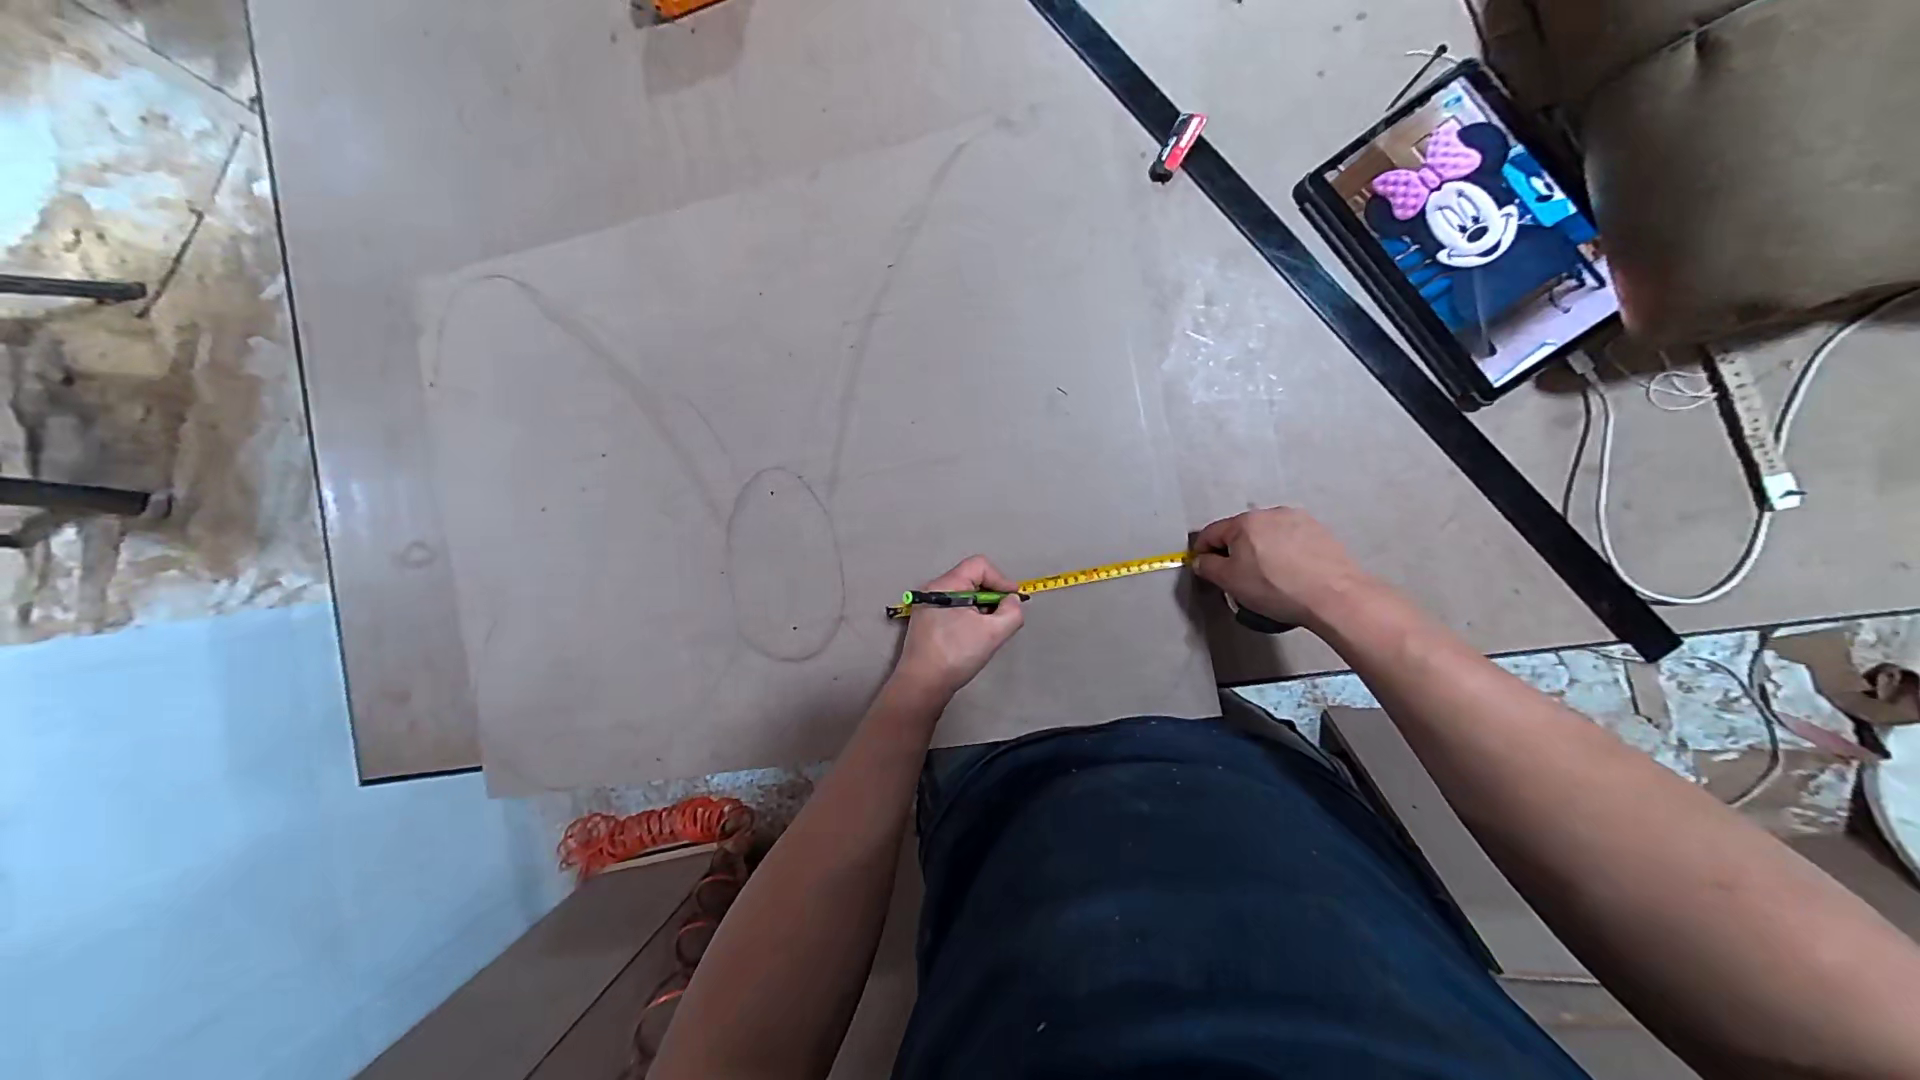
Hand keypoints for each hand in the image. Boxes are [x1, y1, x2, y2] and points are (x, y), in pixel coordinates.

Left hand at [893, 556, 1024, 696]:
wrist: (922, 685)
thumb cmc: (956, 654)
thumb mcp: (992, 632)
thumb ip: (1012, 612)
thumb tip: (1012, 601)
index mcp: (946, 585)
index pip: (979, 565)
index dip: (1000, 579)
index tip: (1013, 600)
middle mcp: (934, 591)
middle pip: (972, 579)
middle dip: (992, 595)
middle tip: (1003, 617)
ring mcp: (928, 607)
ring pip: (964, 597)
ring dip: (982, 609)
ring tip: (989, 630)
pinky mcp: (928, 623)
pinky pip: (955, 610)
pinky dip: (970, 617)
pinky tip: (974, 638)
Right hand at [1191, 507, 1376, 628]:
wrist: (1334, 596)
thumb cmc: (1279, 588)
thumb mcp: (1229, 581)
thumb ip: (1207, 567)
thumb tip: (1203, 561)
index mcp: (1245, 522)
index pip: (1211, 533)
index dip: (1202, 552)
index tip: (1205, 567)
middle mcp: (1271, 513)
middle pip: (1241, 532)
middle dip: (1235, 553)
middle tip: (1239, 579)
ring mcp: (1299, 520)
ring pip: (1267, 536)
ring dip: (1261, 552)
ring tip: (1269, 579)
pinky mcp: (1320, 532)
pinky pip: (1291, 541)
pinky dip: (1285, 555)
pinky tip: (1291, 575)